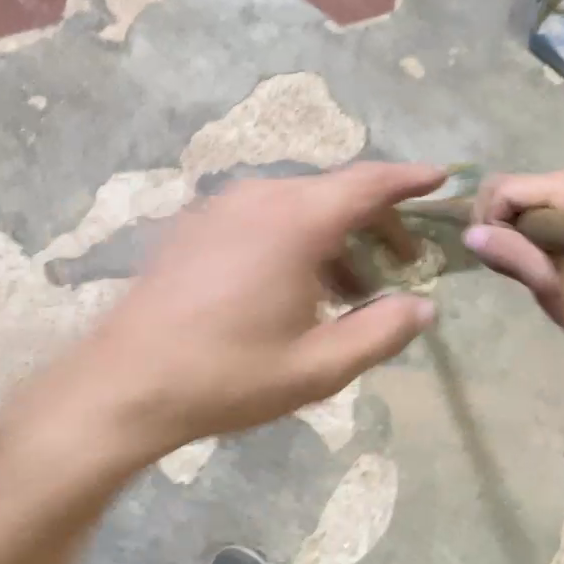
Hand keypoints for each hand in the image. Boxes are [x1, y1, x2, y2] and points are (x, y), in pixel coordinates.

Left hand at [19, 163, 444, 469]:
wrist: (122, 385)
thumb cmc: (227, 375)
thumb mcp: (318, 368)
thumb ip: (381, 333)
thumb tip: (424, 308)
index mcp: (296, 220)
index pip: (369, 182)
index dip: (409, 179)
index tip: (441, 178)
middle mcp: (261, 197)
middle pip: (336, 193)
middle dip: (377, 222)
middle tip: (404, 263)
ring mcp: (221, 207)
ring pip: (298, 205)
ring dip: (336, 236)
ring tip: (352, 290)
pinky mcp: (195, 225)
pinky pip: (263, 216)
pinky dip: (297, 238)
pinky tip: (296, 287)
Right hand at [464, 171, 563, 335]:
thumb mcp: (546, 282)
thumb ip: (511, 255)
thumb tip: (470, 234)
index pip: (502, 190)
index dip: (490, 222)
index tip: (501, 257)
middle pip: (498, 188)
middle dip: (491, 223)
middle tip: (506, 259)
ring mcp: (561, 186)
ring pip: (501, 197)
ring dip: (498, 228)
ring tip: (517, 260)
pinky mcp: (555, 200)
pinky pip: (513, 205)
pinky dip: (507, 228)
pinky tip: (523, 252)